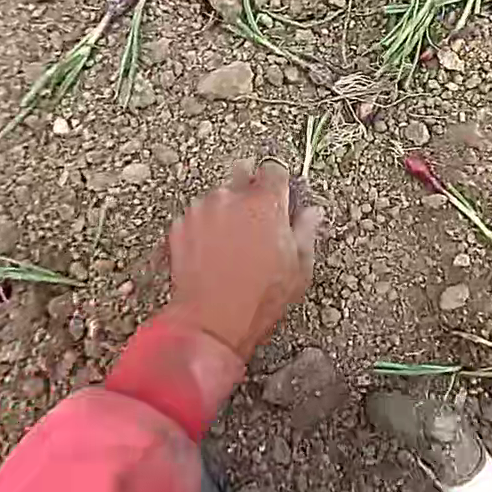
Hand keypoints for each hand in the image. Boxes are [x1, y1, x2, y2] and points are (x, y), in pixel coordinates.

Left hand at [162, 159, 322, 360]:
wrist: (210, 322)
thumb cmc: (260, 296)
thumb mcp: (299, 265)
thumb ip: (306, 229)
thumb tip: (312, 212)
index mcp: (266, 202)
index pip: (275, 170)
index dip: (280, 184)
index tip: (282, 197)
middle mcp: (231, 197)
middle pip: (244, 177)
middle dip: (251, 193)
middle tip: (258, 222)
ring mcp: (202, 210)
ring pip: (219, 198)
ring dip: (226, 210)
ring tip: (233, 244)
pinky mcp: (179, 226)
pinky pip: (198, 216)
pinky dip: (206, 227)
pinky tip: (214, 252)